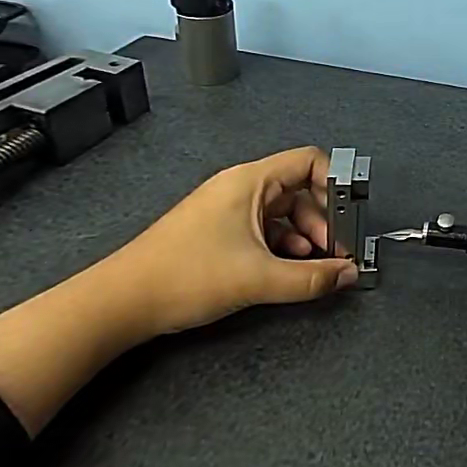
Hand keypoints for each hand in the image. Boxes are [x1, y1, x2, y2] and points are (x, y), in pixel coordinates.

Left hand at [0, 147, 356, 434]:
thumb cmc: (186, 276)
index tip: (349, 214)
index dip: (336, 183)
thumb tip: (349, 274)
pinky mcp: (219, 230)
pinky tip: (287, 267)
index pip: (310, 161)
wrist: (117, 304)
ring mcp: (228, 209)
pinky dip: (283, 244)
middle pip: (301, 189)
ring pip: (284, 211)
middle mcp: (241, 187)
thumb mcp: (257, 278)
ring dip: (305, 235)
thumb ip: (311, 277)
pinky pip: (265, 227)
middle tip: (335, 249)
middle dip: (324, 218)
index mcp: (250, 181)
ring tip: (313, 263)